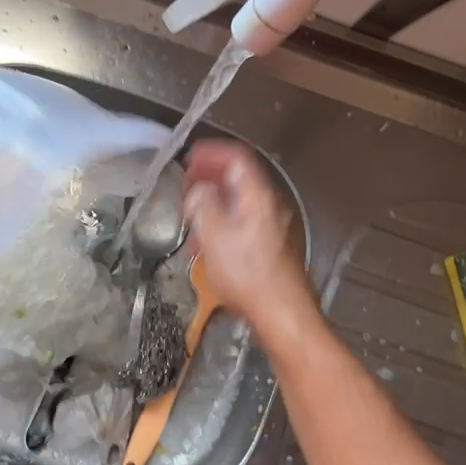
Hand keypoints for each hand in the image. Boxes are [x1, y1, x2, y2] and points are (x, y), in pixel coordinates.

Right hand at [182, 140, 312, 330]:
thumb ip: (203, 206)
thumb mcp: (214, 237)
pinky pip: (240, 223)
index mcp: (256, 197)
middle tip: (185, 184)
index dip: (212, 152)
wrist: (280, 312)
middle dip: (208, 178)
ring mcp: (269, 226)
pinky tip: (204, 243)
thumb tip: (198, 190)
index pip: (237, 158)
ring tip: (190, 215)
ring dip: (211, 203)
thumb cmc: (247, 275)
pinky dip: (220, 223)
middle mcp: (267, 206)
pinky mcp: (266, 246)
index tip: (190, 158)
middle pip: (238, 179)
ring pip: (237, 203)